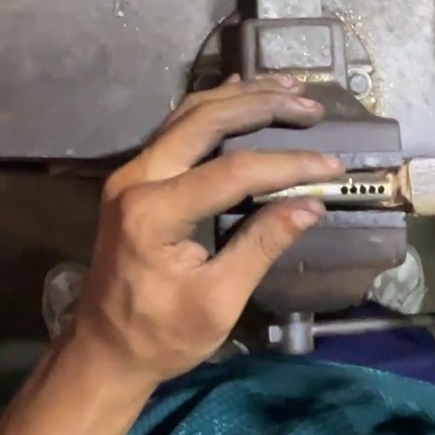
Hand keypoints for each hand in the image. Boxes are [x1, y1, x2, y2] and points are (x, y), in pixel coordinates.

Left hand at [66, 74, 337, 383]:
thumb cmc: (160, 335)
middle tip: (310, 104)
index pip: (231, 172)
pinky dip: (214, 105)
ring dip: (241, 96)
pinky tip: (241, 90)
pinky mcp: (137, 173)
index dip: (285, 165)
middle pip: (206, 120)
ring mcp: (132, 170)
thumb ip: (260, 246)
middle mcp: (137, 177)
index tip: (329, 164)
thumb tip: (311, 206)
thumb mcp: (217, 302)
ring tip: (288, 87)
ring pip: (190, 112)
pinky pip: (178, 124)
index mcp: (153, 212)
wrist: (104, 347)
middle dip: (263, 106)